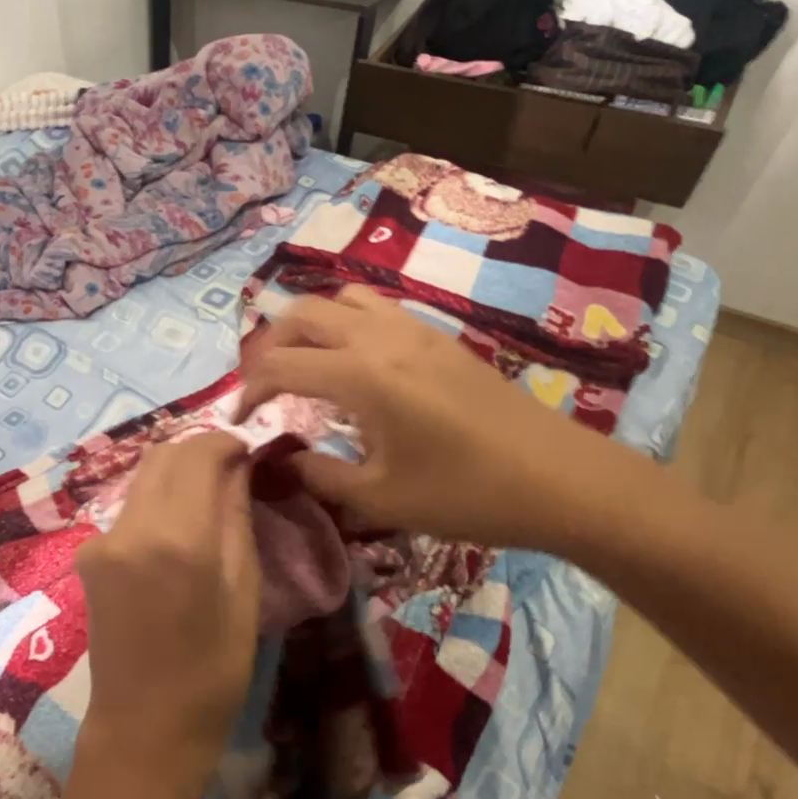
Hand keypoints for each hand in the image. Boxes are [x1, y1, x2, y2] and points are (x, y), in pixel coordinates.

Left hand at [75, 432, 260, 763]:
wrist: (144, 728)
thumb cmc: (213, 673)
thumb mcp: (244, 594)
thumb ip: (237, 519)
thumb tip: (239, 468)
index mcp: (177, 539)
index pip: (197, 454)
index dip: (225, 442)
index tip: (248, 452)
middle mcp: (130, 528)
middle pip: (162, 456)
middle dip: (198, 453)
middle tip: (232, 473)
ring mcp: (101, 541)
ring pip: (142, 480)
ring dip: (176, 477)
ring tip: (209, 504)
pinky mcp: (87, 557)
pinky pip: (128, 510)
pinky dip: (156, 505)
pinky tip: (176, 536)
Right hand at [235, 286, 649, 553]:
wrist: (558, 479)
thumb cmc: (465, 494)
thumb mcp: (380, 499)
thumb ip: (318, 475)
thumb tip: (281, 459)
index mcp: (361, 376)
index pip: (280, 365)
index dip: (248, 390)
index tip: (239, 419)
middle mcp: (381, 337)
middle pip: (302, 313)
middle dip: (269, 345)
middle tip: (263, 386)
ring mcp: (414, 329)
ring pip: (341, 298)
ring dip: (309, 325)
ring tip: (304, 366)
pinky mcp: (438, 336)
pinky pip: (375, 308)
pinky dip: (345, 324)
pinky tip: (354, 365)